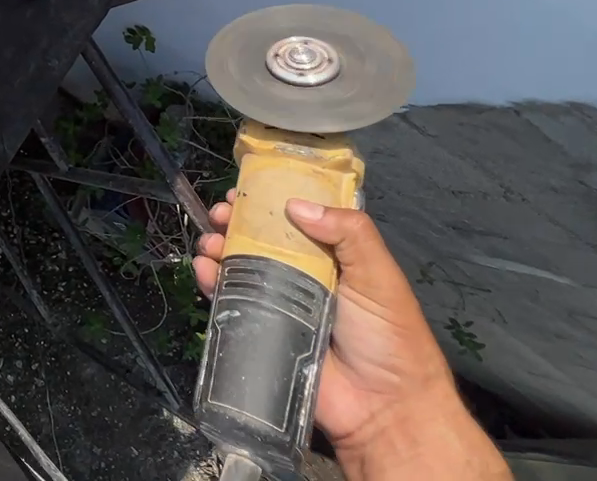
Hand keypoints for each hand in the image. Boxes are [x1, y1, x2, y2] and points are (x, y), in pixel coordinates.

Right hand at [195, 193, 508, 480]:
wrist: (383, 408)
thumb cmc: (390, 338)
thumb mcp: (381, 278)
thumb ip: (351, 234)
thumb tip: (294, 204)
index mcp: (327, 257)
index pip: (291, 220)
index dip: (266, 201)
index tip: (246, 190)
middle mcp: (296, 273)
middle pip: (254, 237)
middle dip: (231, 220)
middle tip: (222, 214)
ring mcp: (273, 298)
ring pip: (233, 261)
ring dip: (215, 245)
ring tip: (211, 243)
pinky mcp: (254, 323)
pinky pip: (224, 295)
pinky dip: (209, 277)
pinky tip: (206, 269)